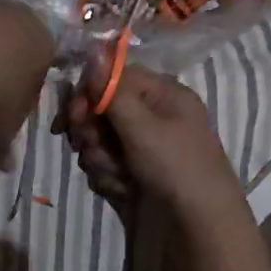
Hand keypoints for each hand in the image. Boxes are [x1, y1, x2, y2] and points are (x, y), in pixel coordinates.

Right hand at [55, 66, 246, 215]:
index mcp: (159, 93)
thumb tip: (92, 50)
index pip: (111, 78)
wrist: (196, 221)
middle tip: (96, 149)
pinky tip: (123, 188)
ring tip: (119, 175)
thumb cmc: (176, 166)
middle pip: (99, 110)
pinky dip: (108, 176)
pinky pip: (103, 164)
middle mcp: (148, 114)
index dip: (87, 96)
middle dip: (92, 133)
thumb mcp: (142, 127)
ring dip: (100, 159)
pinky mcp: (132, 168)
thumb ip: (112, 92)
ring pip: (97, 141)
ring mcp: (140, 143)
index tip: (73, 119)